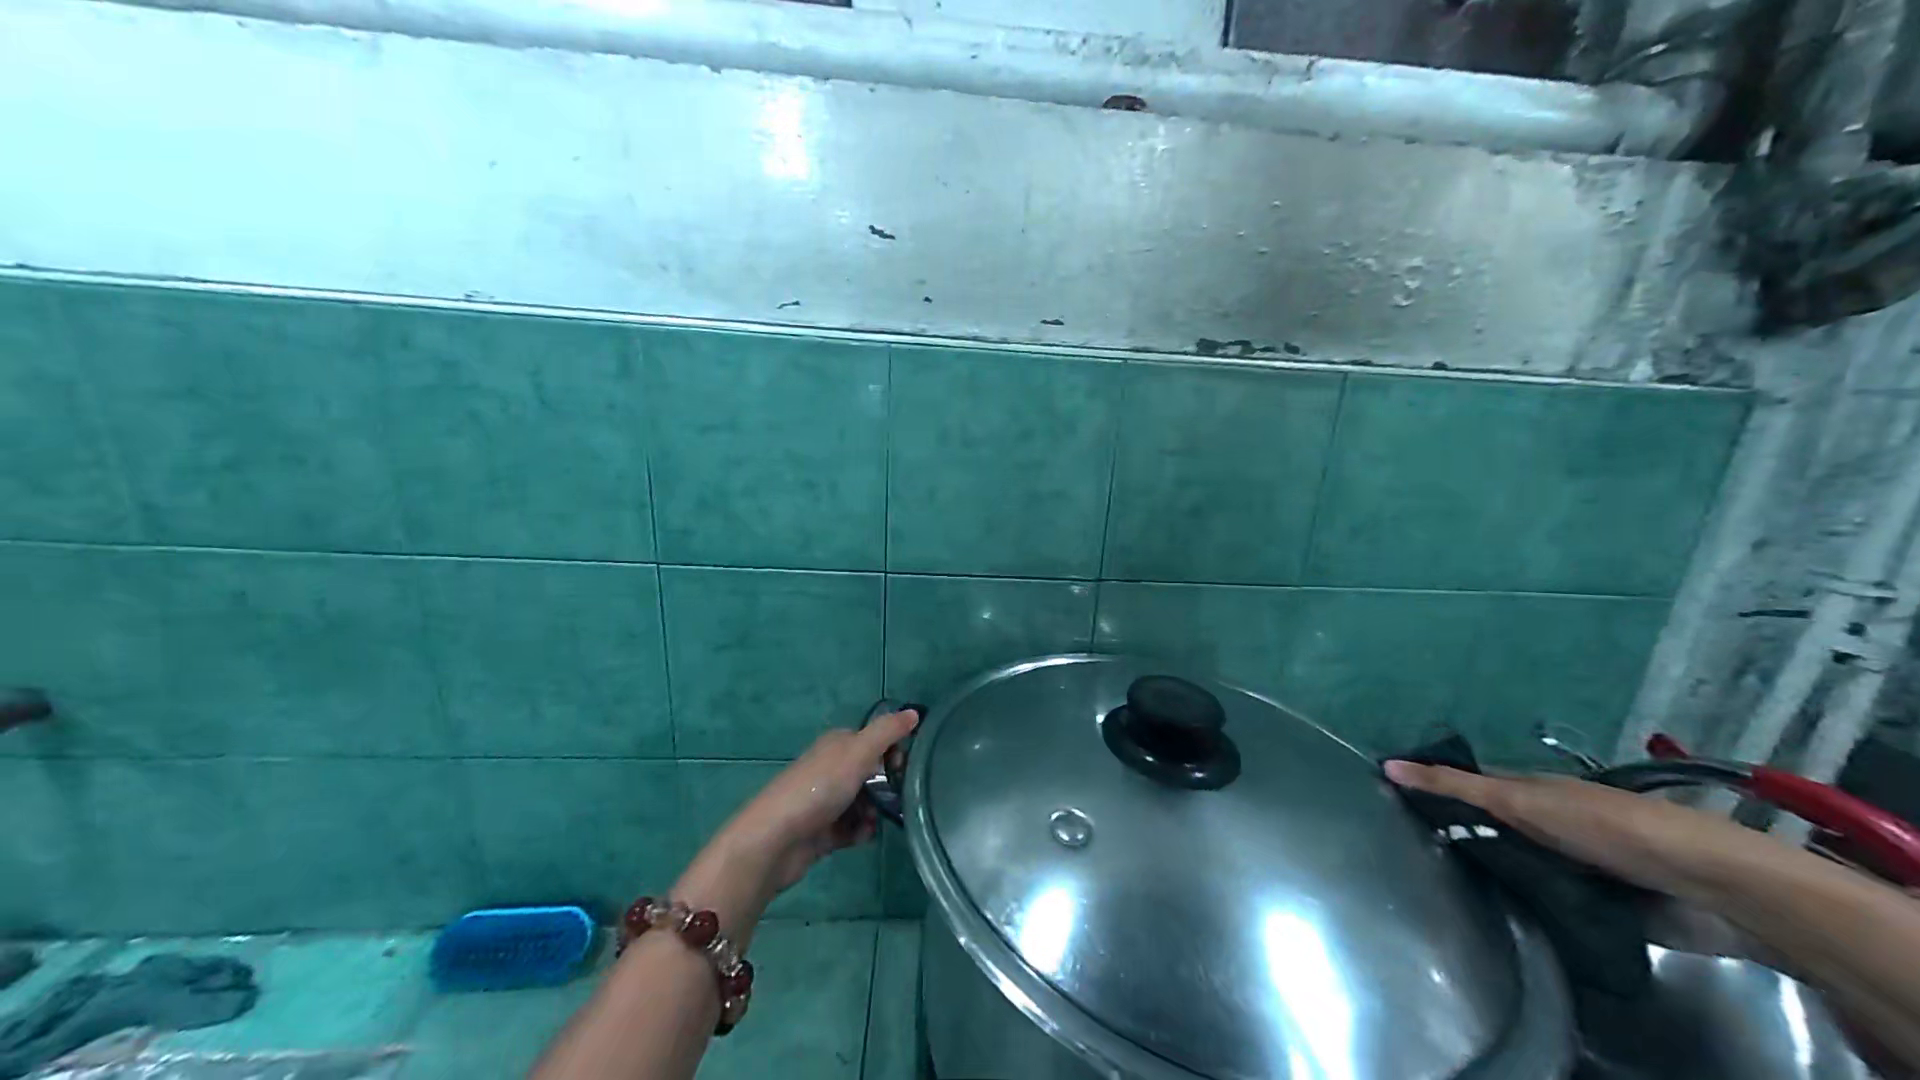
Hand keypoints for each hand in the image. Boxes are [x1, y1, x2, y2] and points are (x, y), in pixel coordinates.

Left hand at [716, 709, 918, 892]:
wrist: (775, 839)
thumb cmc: (819, 788)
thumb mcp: (858, 752)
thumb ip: (888, 731)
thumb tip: (914, 712)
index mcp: (838, 744)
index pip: (875, 739)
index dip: (894, 751)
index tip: (906, 767)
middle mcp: (831, 768)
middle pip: (872, 772)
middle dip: (889, 784)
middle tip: (898, 796)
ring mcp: (826, 800)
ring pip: (864, 802)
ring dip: (876, 811)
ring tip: (876, 820)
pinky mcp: (823, 831)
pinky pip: (852, 828)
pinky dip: (861, 832)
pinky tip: (863, 837)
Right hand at [1382, 760, 1780, 902]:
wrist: (1709, 888)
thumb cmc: (1607, 827)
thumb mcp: (1521, 800)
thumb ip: (1457, 787)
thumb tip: (1386, 765)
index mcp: (1531, 790)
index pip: (1468, 787)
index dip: (1431, 791)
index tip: (1387, 804)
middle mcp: (1547, 822)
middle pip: (1488, 827)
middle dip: (1453, 837)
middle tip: (1401, 852)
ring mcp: (1571, 864)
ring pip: (1513, 864)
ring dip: (1485, 874)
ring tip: (1432, 887)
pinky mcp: (1594, 904)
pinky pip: (1542, 900)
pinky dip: (1519, 904)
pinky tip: (1486, 914)